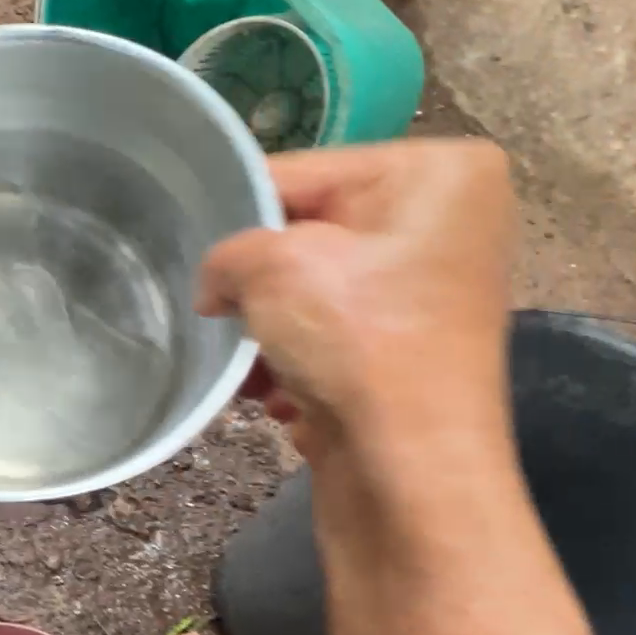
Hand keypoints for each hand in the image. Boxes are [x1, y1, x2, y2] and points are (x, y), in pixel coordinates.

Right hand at [195, 139, 517, 458]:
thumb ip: (225, 253)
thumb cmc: (356, 343)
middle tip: (226, 319)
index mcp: (435, 172)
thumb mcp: (270, 269)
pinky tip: (276, 390)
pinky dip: (288, 360)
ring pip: (302, 292)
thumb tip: (218, 286)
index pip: (295, 175)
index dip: (233, 220)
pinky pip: (322, 331)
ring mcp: (426, 285)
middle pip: (299, 236)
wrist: (406, 462)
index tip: (192, 262)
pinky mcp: (404, 342)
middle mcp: (444, 219)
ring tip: (253, 368)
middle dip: (251, 287)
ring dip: (263, 333)